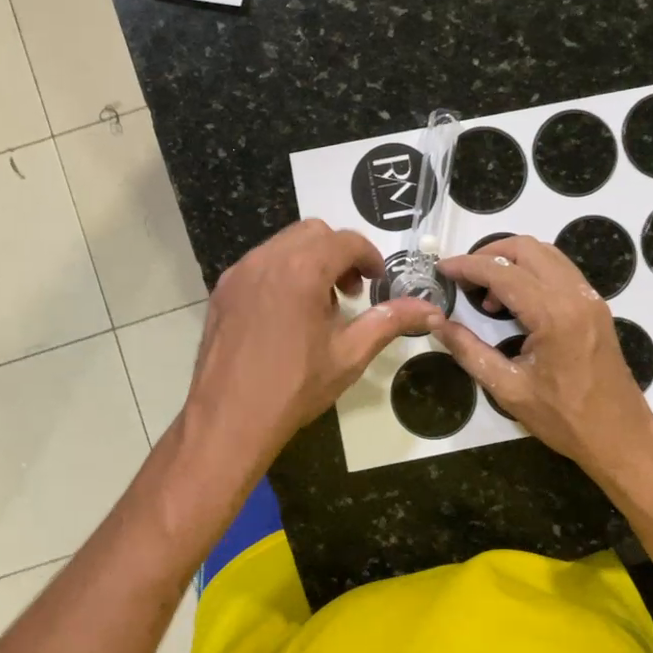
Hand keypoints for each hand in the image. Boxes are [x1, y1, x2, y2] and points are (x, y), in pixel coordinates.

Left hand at [183, 220, 439, 465]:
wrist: (228, 420)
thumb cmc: (294, 388)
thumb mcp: (349, 355)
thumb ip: (389, 322)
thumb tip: (430, 309)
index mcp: (301, 270)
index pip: (345, 241)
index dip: (368, 256)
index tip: (378, 280)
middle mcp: (266, 260)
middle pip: (313, 233)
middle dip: (338, 253)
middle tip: (351, 292)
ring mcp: (239, 273)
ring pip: (282, 244)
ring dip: (309, 260)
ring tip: (319, 306)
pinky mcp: (222, 290)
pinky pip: (259, 264)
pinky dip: (281, 273)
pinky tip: (287, 315)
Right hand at [430, 236, 652, 479]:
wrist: (621, 439)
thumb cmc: (565, 419)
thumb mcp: (508, 389)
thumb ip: (469, 350)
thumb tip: (435, 323)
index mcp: (554, 315)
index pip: (501, 272)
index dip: (466, 266)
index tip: (441, 269)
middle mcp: (575, 295)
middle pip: (526, 248)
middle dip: (488, 254)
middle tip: (462, 278)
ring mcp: (589, 298)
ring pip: (545, 253)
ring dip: (511, 260)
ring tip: (485, 292)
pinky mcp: (595, 306)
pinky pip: (559, 270)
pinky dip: (531, 271)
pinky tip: (513, 301)